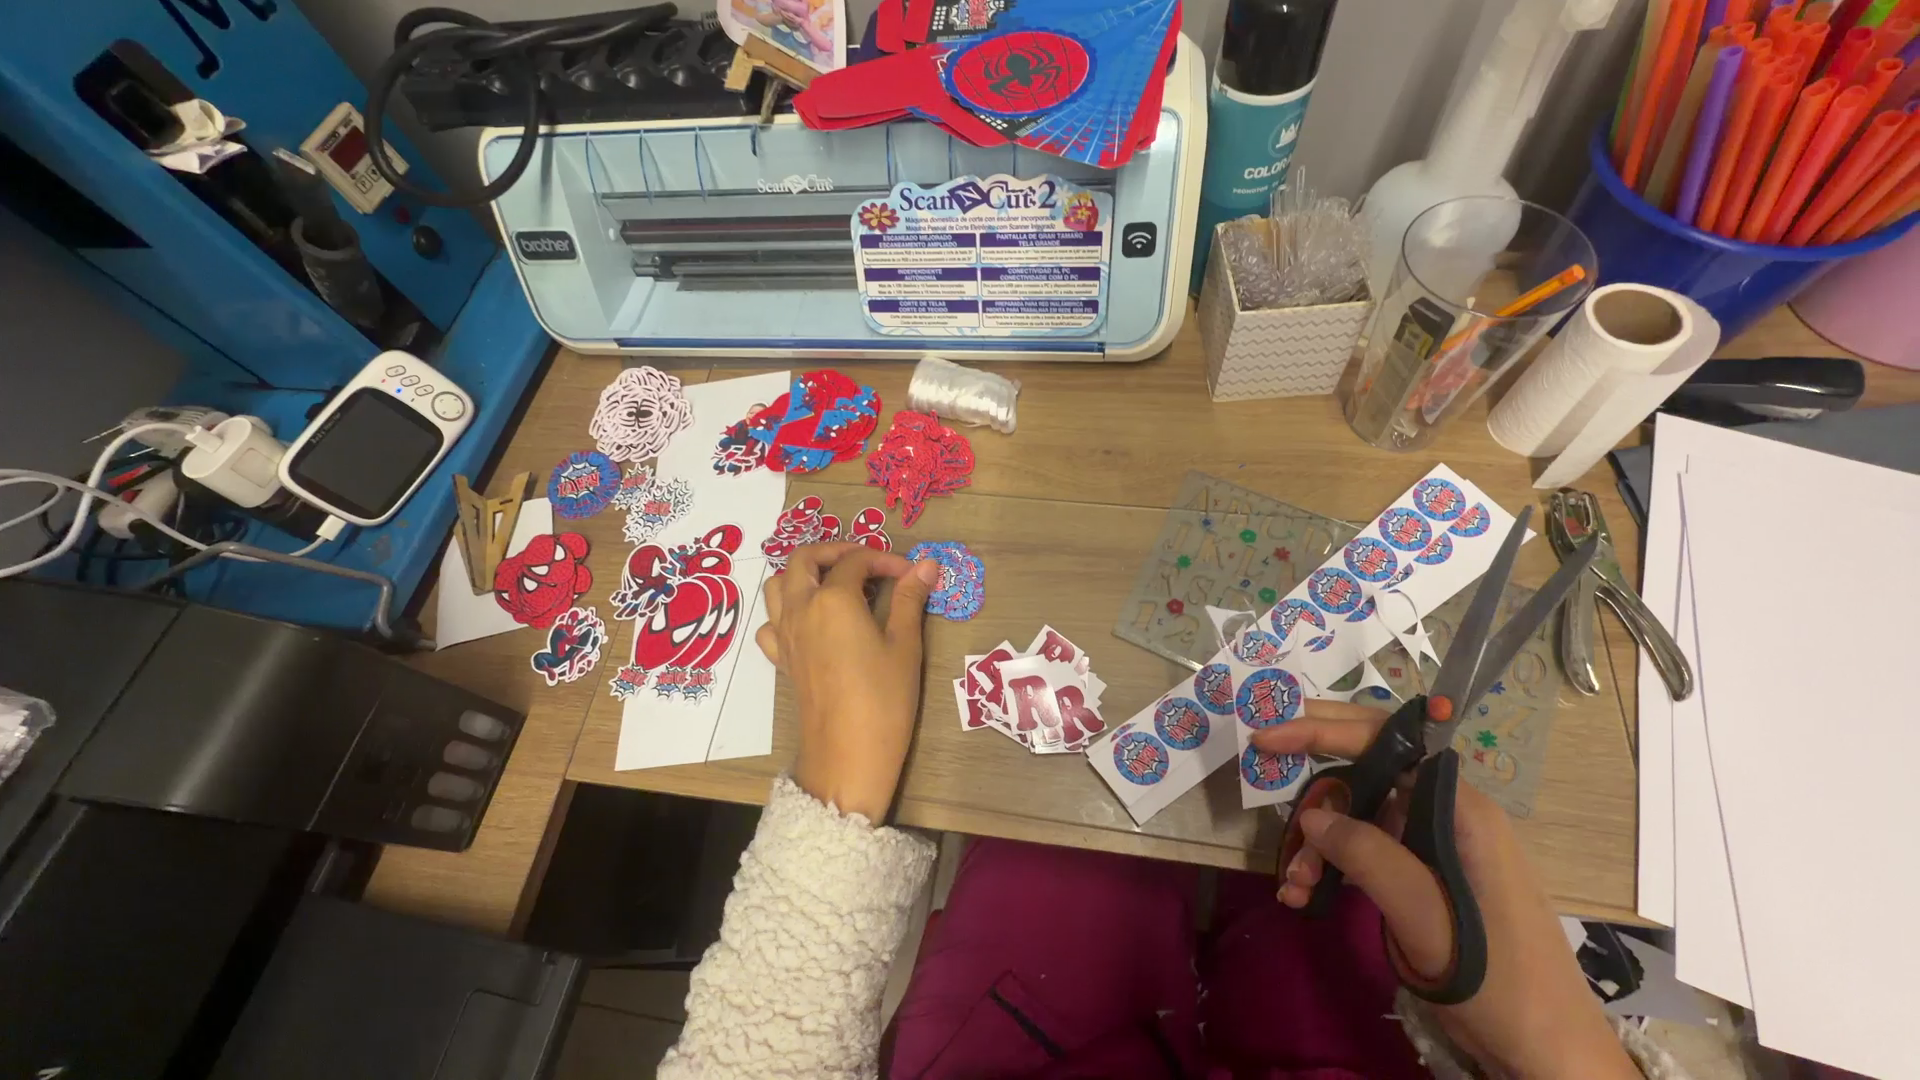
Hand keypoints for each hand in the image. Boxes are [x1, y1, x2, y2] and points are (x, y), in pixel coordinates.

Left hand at [756, 543, 939, 821]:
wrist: (848, 754)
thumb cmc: (884, 698)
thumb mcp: (905, 645)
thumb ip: (910, 599)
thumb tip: (927, 564)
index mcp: (833, 600)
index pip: (857, 561)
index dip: (886, 561)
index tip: (911, 574)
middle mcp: (801, 608)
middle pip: (805, 559)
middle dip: (836, 551)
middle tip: (867, 563)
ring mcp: (785, 634)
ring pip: (779, 584)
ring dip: (805, 573)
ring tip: (836, 583)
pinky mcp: (782, 659)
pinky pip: (772, 623)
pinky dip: (786, 611)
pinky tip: (811, 622)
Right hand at [1253, 701, 1635, 1077]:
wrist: (1545, 1053)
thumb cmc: (1497, 979)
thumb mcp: (1426, 916)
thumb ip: (1367, 855)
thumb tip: (1312, 815)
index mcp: (1457, 806)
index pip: (1382, 738)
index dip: (1321, 728)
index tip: (1268, 739)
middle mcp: (1442, 812)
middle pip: (1362, 770)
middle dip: (1312, 786)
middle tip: (1264, 787)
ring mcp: (1430, 843)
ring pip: (1354, 813)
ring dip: (1315, 840)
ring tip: (1294, 882)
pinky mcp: (1418, 874)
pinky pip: (1360, 848)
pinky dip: (1327, 865)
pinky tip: (1305, 894)